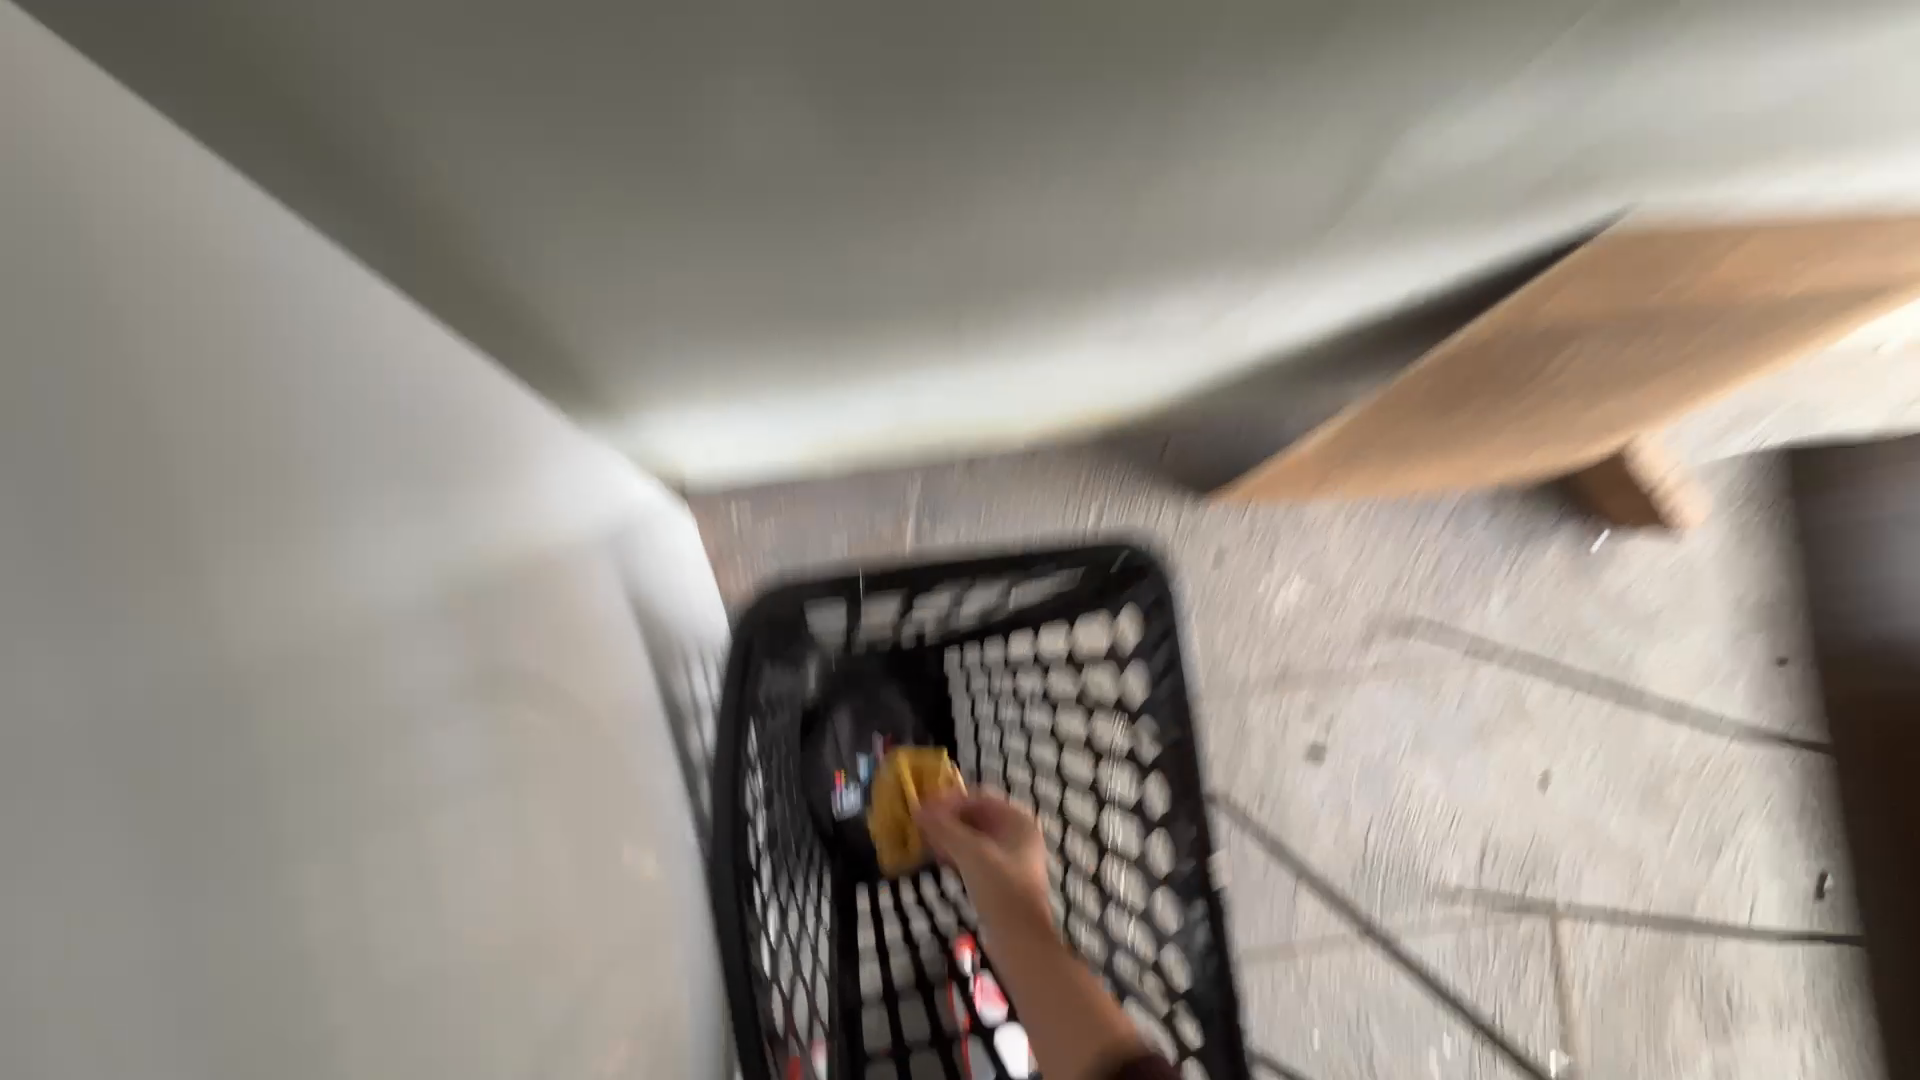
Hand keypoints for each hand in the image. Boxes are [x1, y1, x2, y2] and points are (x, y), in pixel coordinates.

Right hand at [913, 791, 1053, 940]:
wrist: (1020, 941)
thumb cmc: (1000, 888)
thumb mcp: (970, 853)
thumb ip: (944, 828)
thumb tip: (918, 809)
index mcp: (1018, 820)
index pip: (980, 798)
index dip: (951, 800)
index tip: (924, 807)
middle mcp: (1018, 835)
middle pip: (978, 817)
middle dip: (949, 820)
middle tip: (921, 825)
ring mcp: (1012, 859)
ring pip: (975, 838)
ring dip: (950, 837)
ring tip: (925, 842)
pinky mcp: (1003, 881)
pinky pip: (977, 858)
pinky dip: (958, 855)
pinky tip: (940, 861)